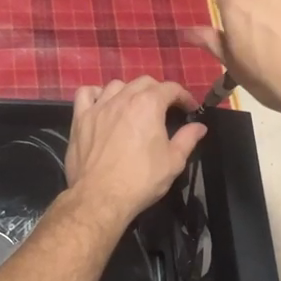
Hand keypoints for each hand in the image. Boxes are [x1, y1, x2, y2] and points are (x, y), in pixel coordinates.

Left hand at [65, 77, 206, 224]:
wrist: (100, 198)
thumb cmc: (141, 180)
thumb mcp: (173, 162)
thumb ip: (187, 139)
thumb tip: (200, 126)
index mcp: (148, 104)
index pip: (170, 88)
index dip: (183, 96)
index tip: (190, 108)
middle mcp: (123, 98)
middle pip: (143, 82)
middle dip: (158, 91)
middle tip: (165, 108)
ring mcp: (98, 107)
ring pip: (116, 85)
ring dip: (129, 91)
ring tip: (135, 106)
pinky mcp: (80, 118)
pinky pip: (86, 94)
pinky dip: (96, 94)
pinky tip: (102, 104)